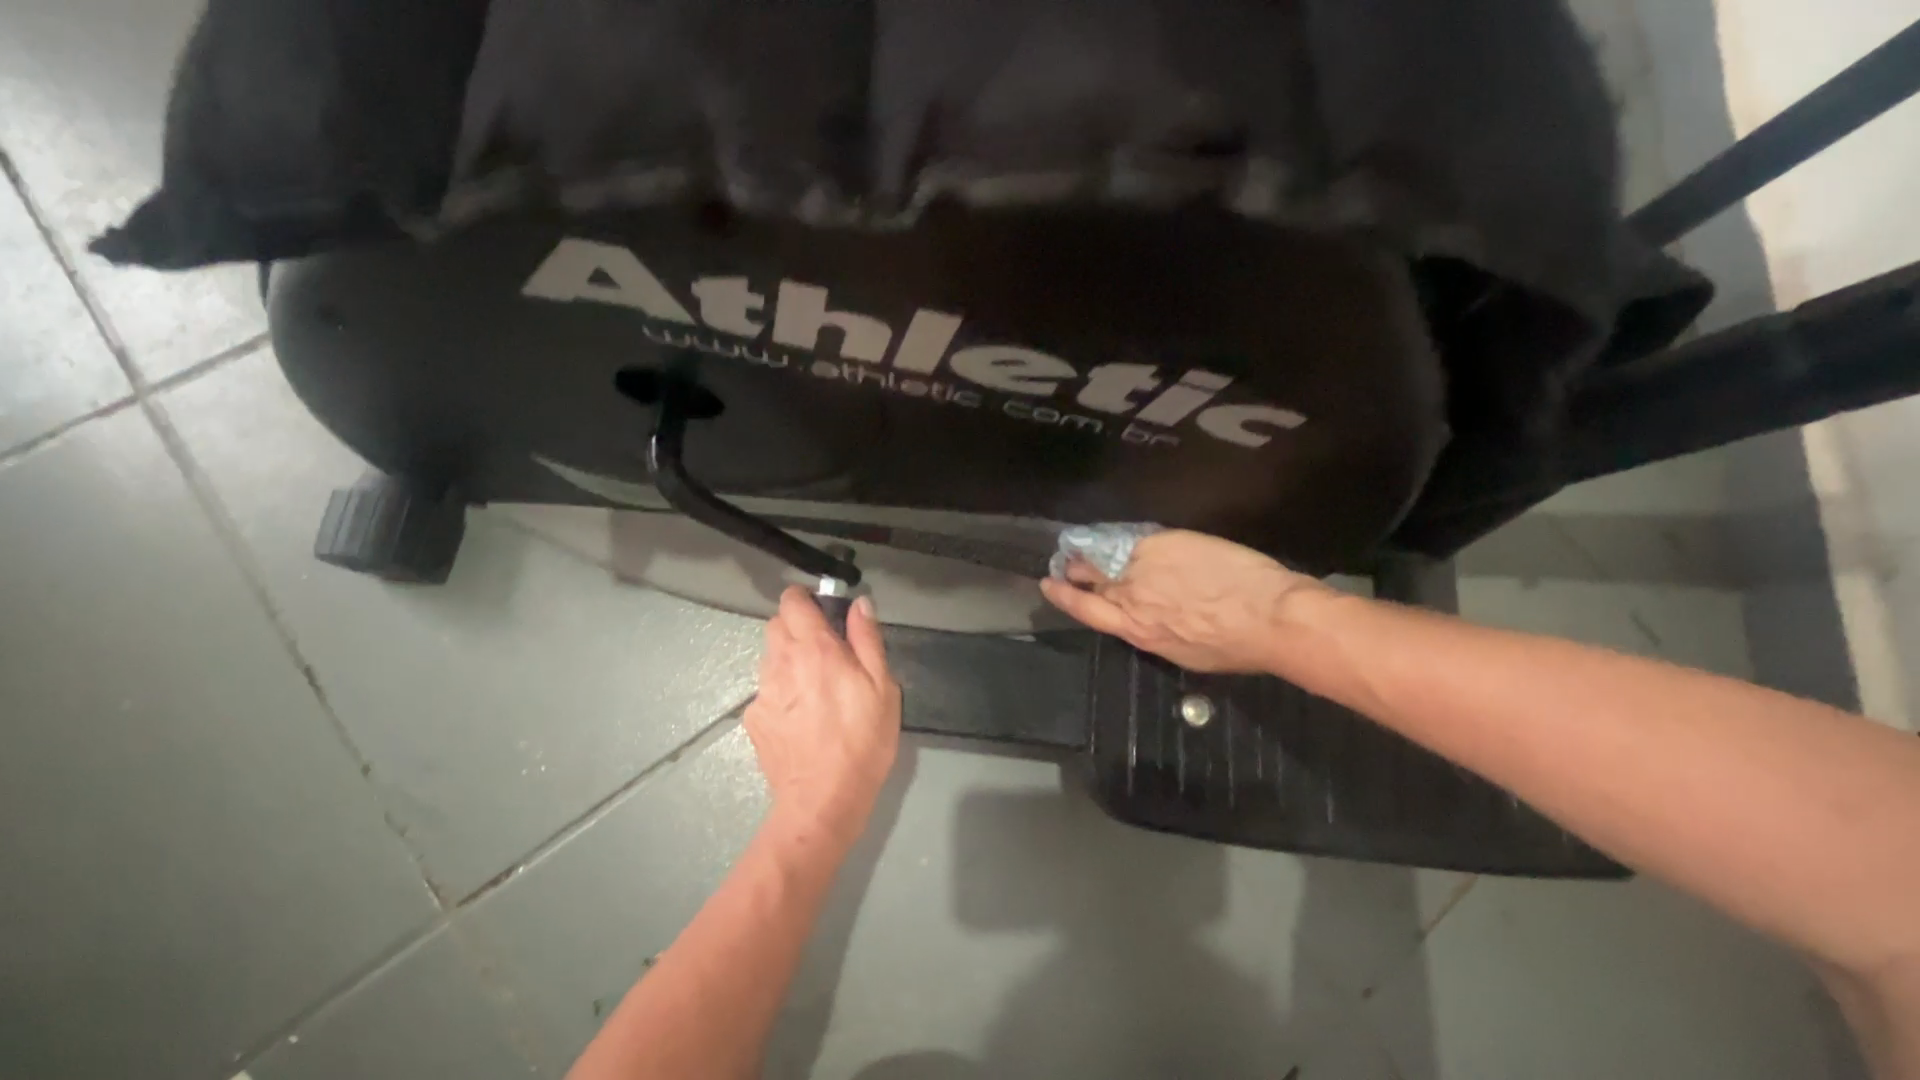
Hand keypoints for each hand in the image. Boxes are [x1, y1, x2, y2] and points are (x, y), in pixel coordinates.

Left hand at [744, 588, 901, 850]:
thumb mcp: (882, 688)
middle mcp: (780, 662)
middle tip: (826, 654)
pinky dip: (782, 695)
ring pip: (770, 658)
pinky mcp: (754, 719)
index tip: (823, 613)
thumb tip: (859, 604)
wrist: (823, 800)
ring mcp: (762, 692)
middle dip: (797, 630)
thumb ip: (867, 640)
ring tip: (815, 692)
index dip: (805, 600)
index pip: (792, 601)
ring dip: (789, 662)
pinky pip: (766, 692)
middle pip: (777, 625)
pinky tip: (802, 720)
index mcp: (814, 648)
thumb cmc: (862, 742)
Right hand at [1039, 530, 1330, 672]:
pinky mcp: (1164, 542)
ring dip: (1091, 549)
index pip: (1087, 611)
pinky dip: (1120, 536)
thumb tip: (1145, 620)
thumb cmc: (1236, 646)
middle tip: (1066, 561)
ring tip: (1083, 542)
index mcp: (1137, 631)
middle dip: (1075, 569)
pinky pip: (1132, 537)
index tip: (1048, 584)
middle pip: (1092, 578)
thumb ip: (1155, 633)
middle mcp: (1132, 596)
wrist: (1268, 616)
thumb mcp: (1185, 653)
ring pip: (1107, 554)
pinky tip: (1117, 533)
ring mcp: (1146, 565)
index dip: (1064, 597)